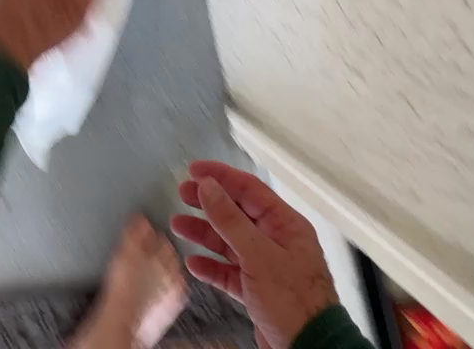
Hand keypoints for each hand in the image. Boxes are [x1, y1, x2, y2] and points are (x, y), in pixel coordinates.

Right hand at [170, 161, 339, 348]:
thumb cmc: (294, 302)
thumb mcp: (258, 254)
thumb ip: (230, 219)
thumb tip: (208, 187)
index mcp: (285, 225)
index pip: (249, 189)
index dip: (220, 176)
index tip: (194, 170)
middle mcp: (276, 241)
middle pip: (236, 213)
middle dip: (208, 203)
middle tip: (182, 194)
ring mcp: (267, 266)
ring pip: (229, 241)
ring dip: (204, 234)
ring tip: (179, 226)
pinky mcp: (258, 290)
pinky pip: (230, 271)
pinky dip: (212, 266)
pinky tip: (194, 263)